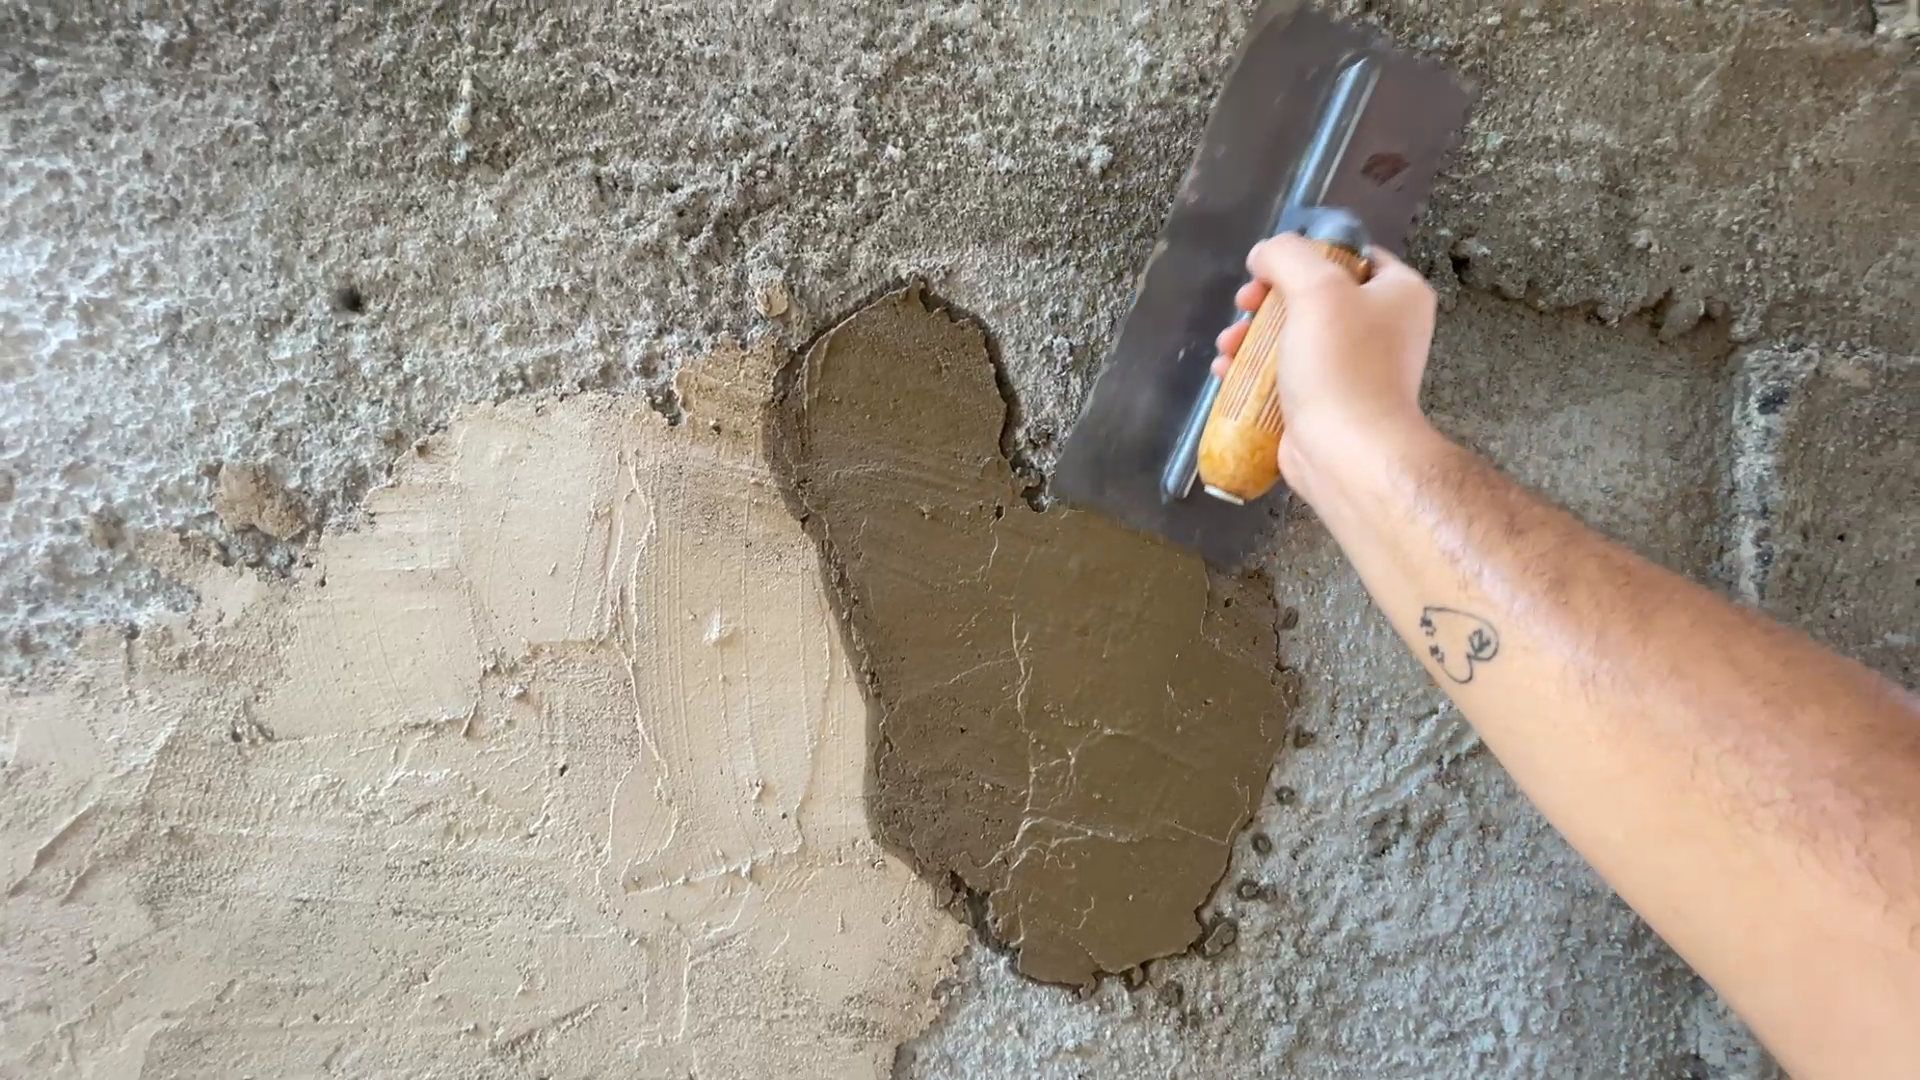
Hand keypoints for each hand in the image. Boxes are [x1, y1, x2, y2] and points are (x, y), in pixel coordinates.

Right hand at [1209, 234, 1437, 506]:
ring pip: (1291, 338)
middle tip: (1243, 307)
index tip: (1268, 270)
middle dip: (1266, 302)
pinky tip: (1225, 373)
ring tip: (1226, 346)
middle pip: (1313, 299)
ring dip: (1251, 338)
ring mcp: (1351, 371)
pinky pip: (1283, 376)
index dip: (1305, 257)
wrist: (1344, 451)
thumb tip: (1264, 253)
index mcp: (1398, 295)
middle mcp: (1381, 330)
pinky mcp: (1323, 404)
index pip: (1351, 257)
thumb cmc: (1340, 366)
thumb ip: (1288, 256)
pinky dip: (1252, 372)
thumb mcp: (1316, 290)